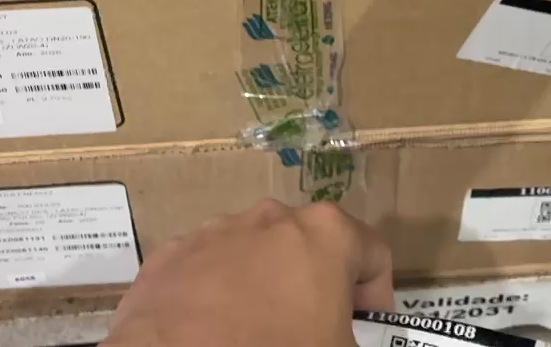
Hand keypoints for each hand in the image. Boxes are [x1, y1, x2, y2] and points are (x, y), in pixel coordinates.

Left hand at [103, 199, 392, 346]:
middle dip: (317, 291)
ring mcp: (218, 229)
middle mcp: (274, 216)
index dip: (377, 299)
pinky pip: (209, 270)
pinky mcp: (173, 254)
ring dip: (266, 289)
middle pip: (313, 249)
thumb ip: (356, 339)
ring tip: (253, 337)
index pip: (374, 254)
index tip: (362, 333)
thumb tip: (341, 334)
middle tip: (309, 338)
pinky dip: (217, 297)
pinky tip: (210, 335)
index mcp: (326, 232)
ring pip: (258, 255)